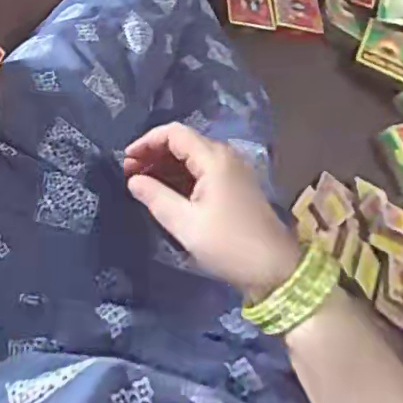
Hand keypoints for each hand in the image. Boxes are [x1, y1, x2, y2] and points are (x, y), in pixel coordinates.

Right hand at [123, 123, 303, 298]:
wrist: (276, 269)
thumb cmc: (229, 244)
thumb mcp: (186, 224)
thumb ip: (156, 197)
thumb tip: (133, 180)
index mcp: (213, 158)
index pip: (174, 133)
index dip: (147, 141)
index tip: (126, 160)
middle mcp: (224, 155)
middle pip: (183, 141)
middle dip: (154, 153)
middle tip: (129, 173)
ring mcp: (232, 169)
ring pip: (192, 156)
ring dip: (166, 165)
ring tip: (142, 183)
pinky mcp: (235, 184)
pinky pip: (202, 169)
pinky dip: (181, 175)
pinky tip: (165, 191)